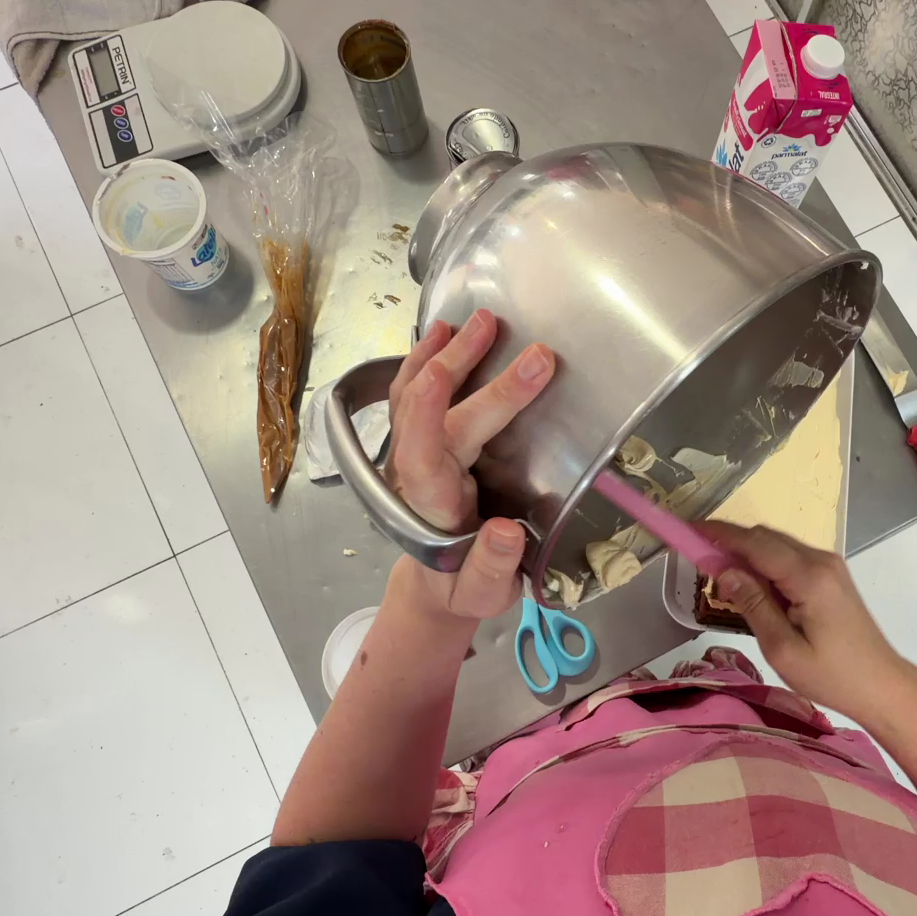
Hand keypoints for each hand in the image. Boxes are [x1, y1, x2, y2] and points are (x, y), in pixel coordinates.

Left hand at [385, 309, 555, 618]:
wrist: (436, 585)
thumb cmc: (464, 588)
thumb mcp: (483, 595)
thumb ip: (491, 569)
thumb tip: (505, 532)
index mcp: (431, 505)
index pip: (423, 450)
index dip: (432, 407)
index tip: (454, 370)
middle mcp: (414, 472)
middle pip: (428, 411)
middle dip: (462, 366)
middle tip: (496, 327)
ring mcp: (412, 455)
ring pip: (411, 395)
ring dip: (437, 353)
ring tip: (467, 320)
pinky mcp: (420, 445)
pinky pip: (412, 397)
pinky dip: (425, 362)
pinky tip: (442, 337)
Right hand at [699, 521, 908, 715]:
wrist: (882, 685)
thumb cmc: (832, 676)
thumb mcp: (781, 648)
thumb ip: (752, 604)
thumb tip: (724, 571)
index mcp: (808, 577)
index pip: (755, 543)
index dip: (719, 533)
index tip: (689, 530)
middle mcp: (820, 561)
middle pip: (765, 537)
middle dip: (729, 541)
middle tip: (698, 559)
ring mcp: (828, 566)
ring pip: (776, 545)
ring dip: (746, 552)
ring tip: (718, 573)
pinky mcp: (830, 576)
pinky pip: (788, 557)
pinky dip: (763, 562)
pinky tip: (749, 584)